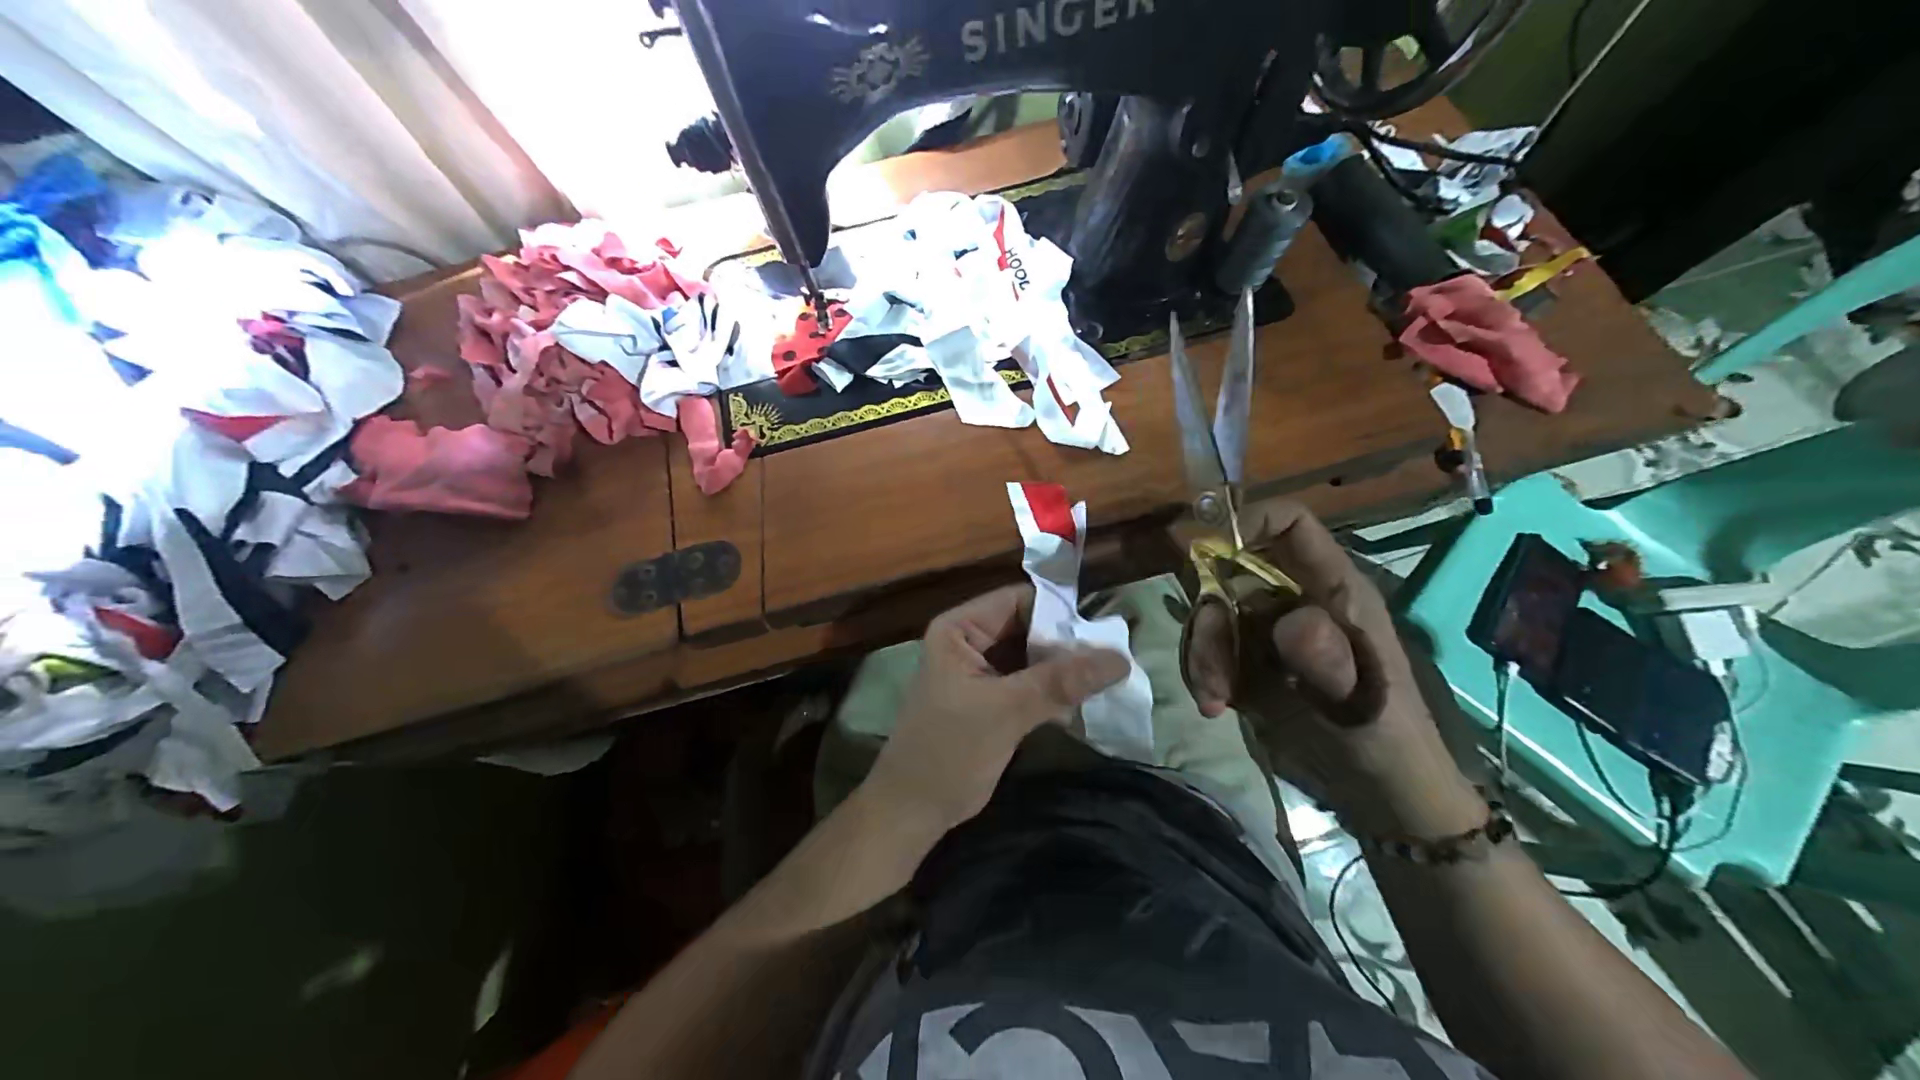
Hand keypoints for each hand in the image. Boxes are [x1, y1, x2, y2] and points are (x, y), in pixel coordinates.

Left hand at [862, 584, 1129, 831]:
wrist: (912, 810)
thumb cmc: (947, 752)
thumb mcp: (1005, 710)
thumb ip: (1059, 681)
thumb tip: (1121, 657)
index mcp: (959, 629)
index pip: (1018, 600)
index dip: (1060, 611)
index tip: (1105, 629)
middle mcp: (970, 642)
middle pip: (1029, 628)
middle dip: (1068, 643)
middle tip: (1116, 655)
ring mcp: (981, 672)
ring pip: (1033, 658)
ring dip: (1066, 668)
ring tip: (1111, 675)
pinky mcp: (993, 701)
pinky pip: (1032, 684)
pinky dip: (1057, 690)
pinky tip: (1089, 698)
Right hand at [1184, 501, 1482, 838]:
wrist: (1379, 795)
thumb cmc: (1385, 738)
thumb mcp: (1364, 701)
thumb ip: (1328, 659)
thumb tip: (1285, 618)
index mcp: (1333, 589)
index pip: (1290, 525)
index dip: (1247, 519)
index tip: (1202, 545)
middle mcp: (1294, 599)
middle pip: (1229, 574)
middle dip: (1209, 615)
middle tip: (1211, 663)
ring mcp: (1266, 633)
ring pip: (1211, 615)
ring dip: (1202, 653)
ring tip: (1215, 697)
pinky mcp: (1246, 664)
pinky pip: (1206, 651)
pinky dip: (1201, 673)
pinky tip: (1214, 705)